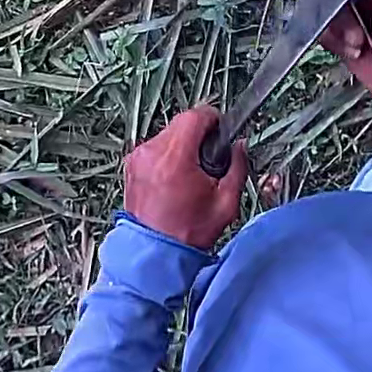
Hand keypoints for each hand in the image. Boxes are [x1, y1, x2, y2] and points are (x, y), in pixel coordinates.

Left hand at [123, 106, 247, 249]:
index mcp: (176, 157)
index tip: (221, 131)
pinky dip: (167, 155)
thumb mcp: (226, 203)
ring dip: (182, 144)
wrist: (154, 255)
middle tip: (209, 158)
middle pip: (182, 122)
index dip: (213, 119)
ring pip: (168, 133)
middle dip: (199, 134)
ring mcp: (138, 158)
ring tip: (191, 172)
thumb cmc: (187, 233)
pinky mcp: (132, 165)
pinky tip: (175, 178)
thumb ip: (237, 168)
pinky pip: (155, 147)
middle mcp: (152, 152)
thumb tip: (240, 147)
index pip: (196, 115)